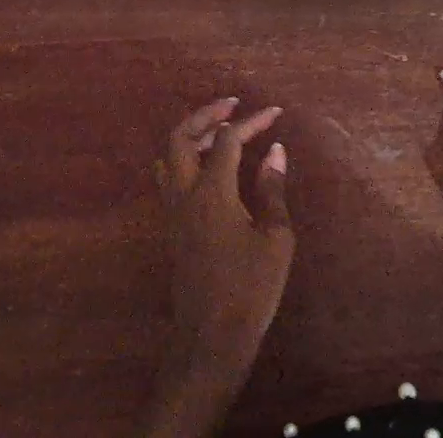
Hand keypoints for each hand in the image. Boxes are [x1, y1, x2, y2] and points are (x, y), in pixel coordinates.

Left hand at [144, 98, 292, 436]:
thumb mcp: (275, 238)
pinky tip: (207, 166)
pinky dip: (184, 158)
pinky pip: (168, 177)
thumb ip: (272, 189)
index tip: (275, 112)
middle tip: (232, 105)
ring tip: (219, 130)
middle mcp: (185, 193)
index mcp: (212, 192)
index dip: (251, 121)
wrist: (210, 337)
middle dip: (205, 114)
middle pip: (180, 137)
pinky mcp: (171, 226)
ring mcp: (172, 210)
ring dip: (190, 135)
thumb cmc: (250, 288)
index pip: (227, 140)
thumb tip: (275, 151)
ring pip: (168, 156)